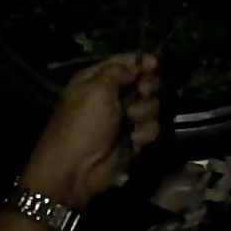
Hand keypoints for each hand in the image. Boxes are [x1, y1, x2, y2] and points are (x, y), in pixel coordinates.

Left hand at [21, 54, 161, 210]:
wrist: (76, 169)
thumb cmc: (83, 123)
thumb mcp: (97, 89)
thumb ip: (119, 72)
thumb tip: (135, 66)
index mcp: (96, 80)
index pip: (122, 62)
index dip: (139, 61)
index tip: (154, 63)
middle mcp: (111, 96)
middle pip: (141, 81)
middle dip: (146, 86)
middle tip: (143, 92)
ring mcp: (123, 118)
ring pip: (150, 105)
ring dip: (144, 111)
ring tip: (131, 120)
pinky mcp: (133, 138)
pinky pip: (150, 127)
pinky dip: (144, 133)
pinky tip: (134, 139)